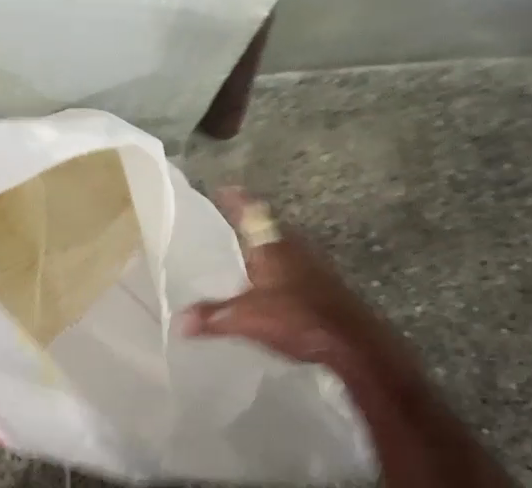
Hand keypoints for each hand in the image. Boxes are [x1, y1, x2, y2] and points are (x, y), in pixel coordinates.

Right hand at [180, 189, 410, 371]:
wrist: (353, 343)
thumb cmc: (296, 318)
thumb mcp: (246, 319)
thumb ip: (212, 316)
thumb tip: (178, 320)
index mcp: (270, 243)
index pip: (249, 209)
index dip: (234, 198)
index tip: (222, 187)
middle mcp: (292, 246)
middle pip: (268, 226)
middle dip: (250, 223)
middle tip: (230, 222)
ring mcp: (313, 264)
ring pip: (284, 246)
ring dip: (268, 247)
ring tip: (248, 254)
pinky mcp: (326, 285)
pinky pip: (296, 266)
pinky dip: (282, 269)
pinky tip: (274, 285)